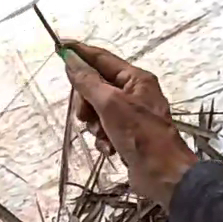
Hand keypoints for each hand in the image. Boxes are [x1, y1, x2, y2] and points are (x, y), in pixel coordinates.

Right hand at [63, 42, 198, 206]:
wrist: (163, 174)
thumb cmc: (140, 135)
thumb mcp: (110, 104)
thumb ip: (88, 81)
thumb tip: (70, 59)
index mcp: (136, 79)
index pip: (102, 58)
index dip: (80, 53)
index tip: (59, 47)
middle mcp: (134, 93)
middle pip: (96, 87)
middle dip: (87, 103)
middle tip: (85, 116)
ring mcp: (131, 116)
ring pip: (97, 111)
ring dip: (95, 125)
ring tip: (103, 136)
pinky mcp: (127, 136)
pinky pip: (104, 130)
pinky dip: (103, 139)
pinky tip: (110, 149)